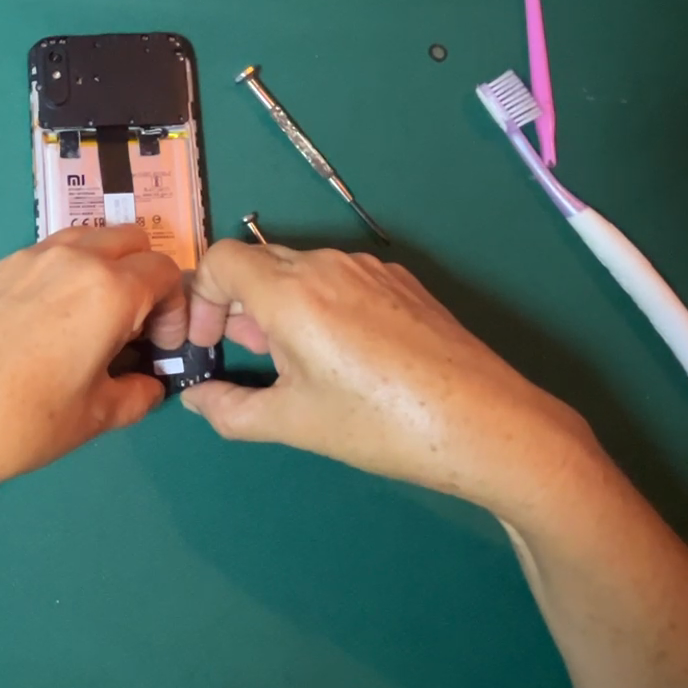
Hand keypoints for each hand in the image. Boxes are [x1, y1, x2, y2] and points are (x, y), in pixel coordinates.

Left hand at [0, 225, 186, 520]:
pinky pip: (34, 260)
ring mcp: (19, 259)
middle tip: (128, 325)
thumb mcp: (97, 417)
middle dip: (141, 275)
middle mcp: (67, 259)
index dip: (173, 309)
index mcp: (108, 290)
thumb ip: (139, 394)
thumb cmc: (25, 424)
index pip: (165, 273)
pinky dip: (51, 279)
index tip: (158, 346)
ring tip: (83, 319)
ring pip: (78, 240)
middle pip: (127, 240)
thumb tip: (149, 384)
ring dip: (97, 268)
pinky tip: (29, 328)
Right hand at [180, 241, 599, 518]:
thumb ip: (228, 410)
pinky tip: (343, 351)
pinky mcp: (399, 280)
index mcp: (290, 293)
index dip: (200, 299)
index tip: (209, 344)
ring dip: (275, 303)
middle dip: (235, 304)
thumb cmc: (379, 425)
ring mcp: (368, 268)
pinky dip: (315, 302)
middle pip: (254, 262)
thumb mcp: (292, 424)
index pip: (218, 261)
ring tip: (295, 359)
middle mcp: (326, 265)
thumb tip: (195, 399)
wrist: (493, 426)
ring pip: (296, 268)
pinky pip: (336, 276)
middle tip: (248, 355)